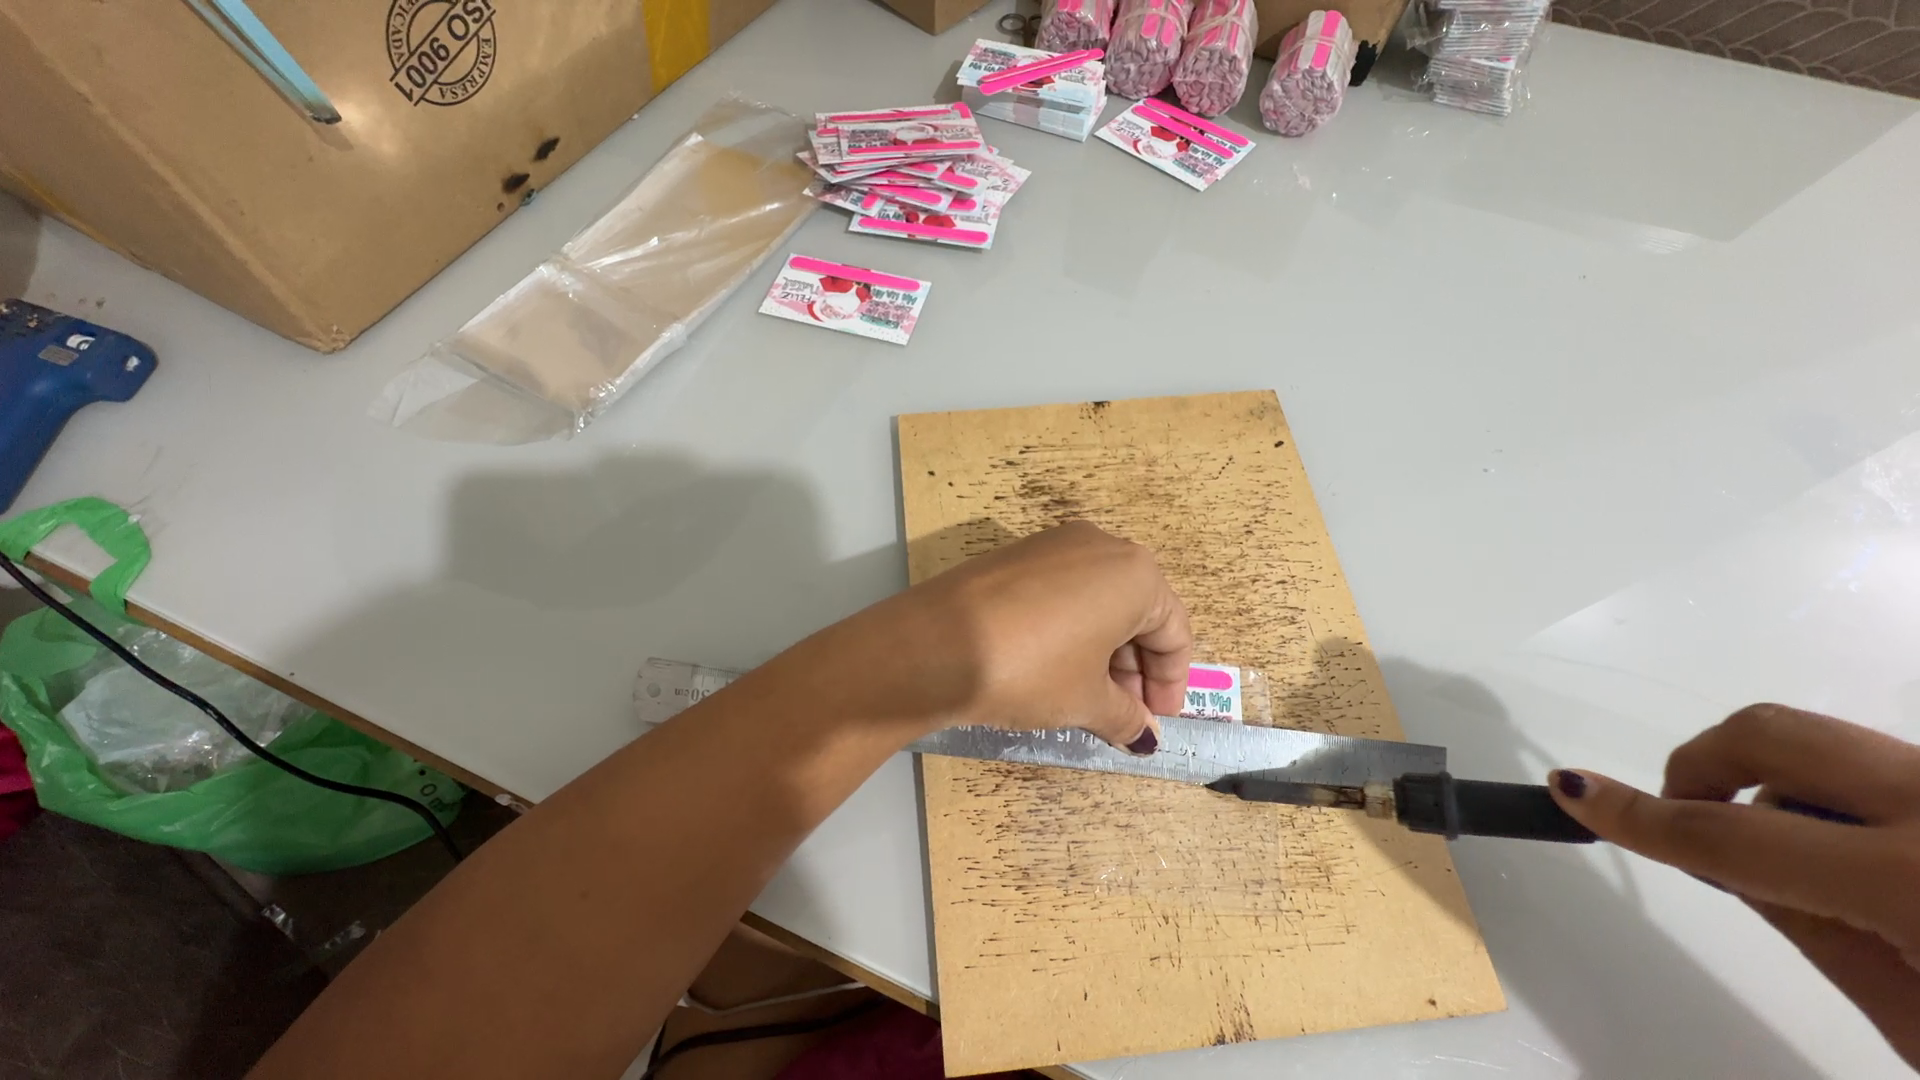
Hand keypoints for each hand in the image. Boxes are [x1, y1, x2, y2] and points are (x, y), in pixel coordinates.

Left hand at [802, 521, 1191, 752]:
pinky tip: (1056, 670)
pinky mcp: (1017, 556)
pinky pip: (1064, 595)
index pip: (1174, 632)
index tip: (1158, 722)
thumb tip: (1144, 736)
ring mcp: (1054, 546)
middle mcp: (1100, 546)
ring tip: (1089, 701)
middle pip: (1137, 613)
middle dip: (1135, 670)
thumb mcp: (1085, 700)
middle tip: (1124, 717)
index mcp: (1135, 573)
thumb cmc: (1030, 669)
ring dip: (1104, 654)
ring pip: (1099, 603)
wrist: (934, 644)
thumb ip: (1125, 717)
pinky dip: (1072, 632)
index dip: (1171, 684)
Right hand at [1547, 704, 1919, 1067]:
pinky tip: (1901, 868)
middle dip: (1705, 762)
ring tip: (1830, 868)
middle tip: (1692, 813)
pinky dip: (1864, 803)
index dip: (1636, 812)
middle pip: (1777, 732)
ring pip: (1843, 746)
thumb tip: (1728, 862)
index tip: (1570, 790)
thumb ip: (1811, 931)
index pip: (1730, 830)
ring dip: (1793, 790)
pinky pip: (1900, 770)